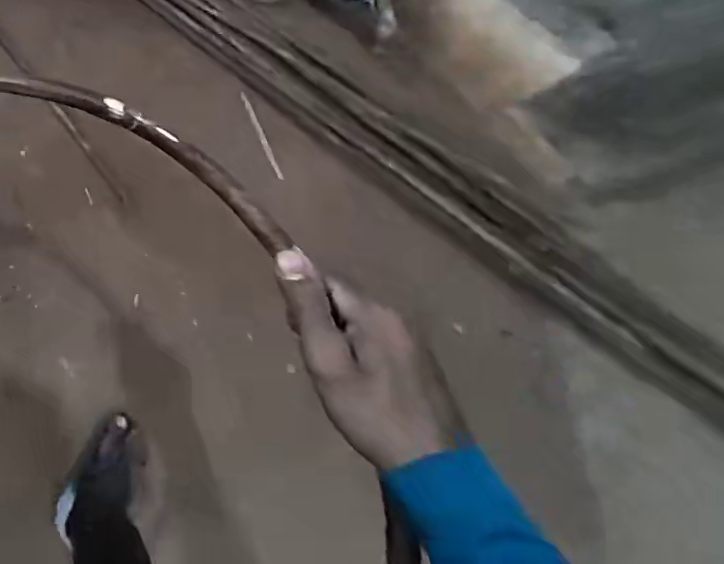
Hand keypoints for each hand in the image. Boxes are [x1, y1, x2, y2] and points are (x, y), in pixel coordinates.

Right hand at [274, 248, 464, 470]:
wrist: (436, 472)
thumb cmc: (370, 413)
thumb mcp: (326, 359)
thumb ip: (306, 306)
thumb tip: (287, 253)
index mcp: (375, 313)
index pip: (322, 277)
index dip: (299, 295)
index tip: (294, 328)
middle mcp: (397, 317)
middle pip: (338, 296)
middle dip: (314, 315)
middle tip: (312, 354)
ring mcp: (412, 339)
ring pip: (353, 316)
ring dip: (332, 332)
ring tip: (331, 370)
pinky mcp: (417, 360)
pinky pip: (371, 334)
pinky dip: (352, 345)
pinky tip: (354, 378)